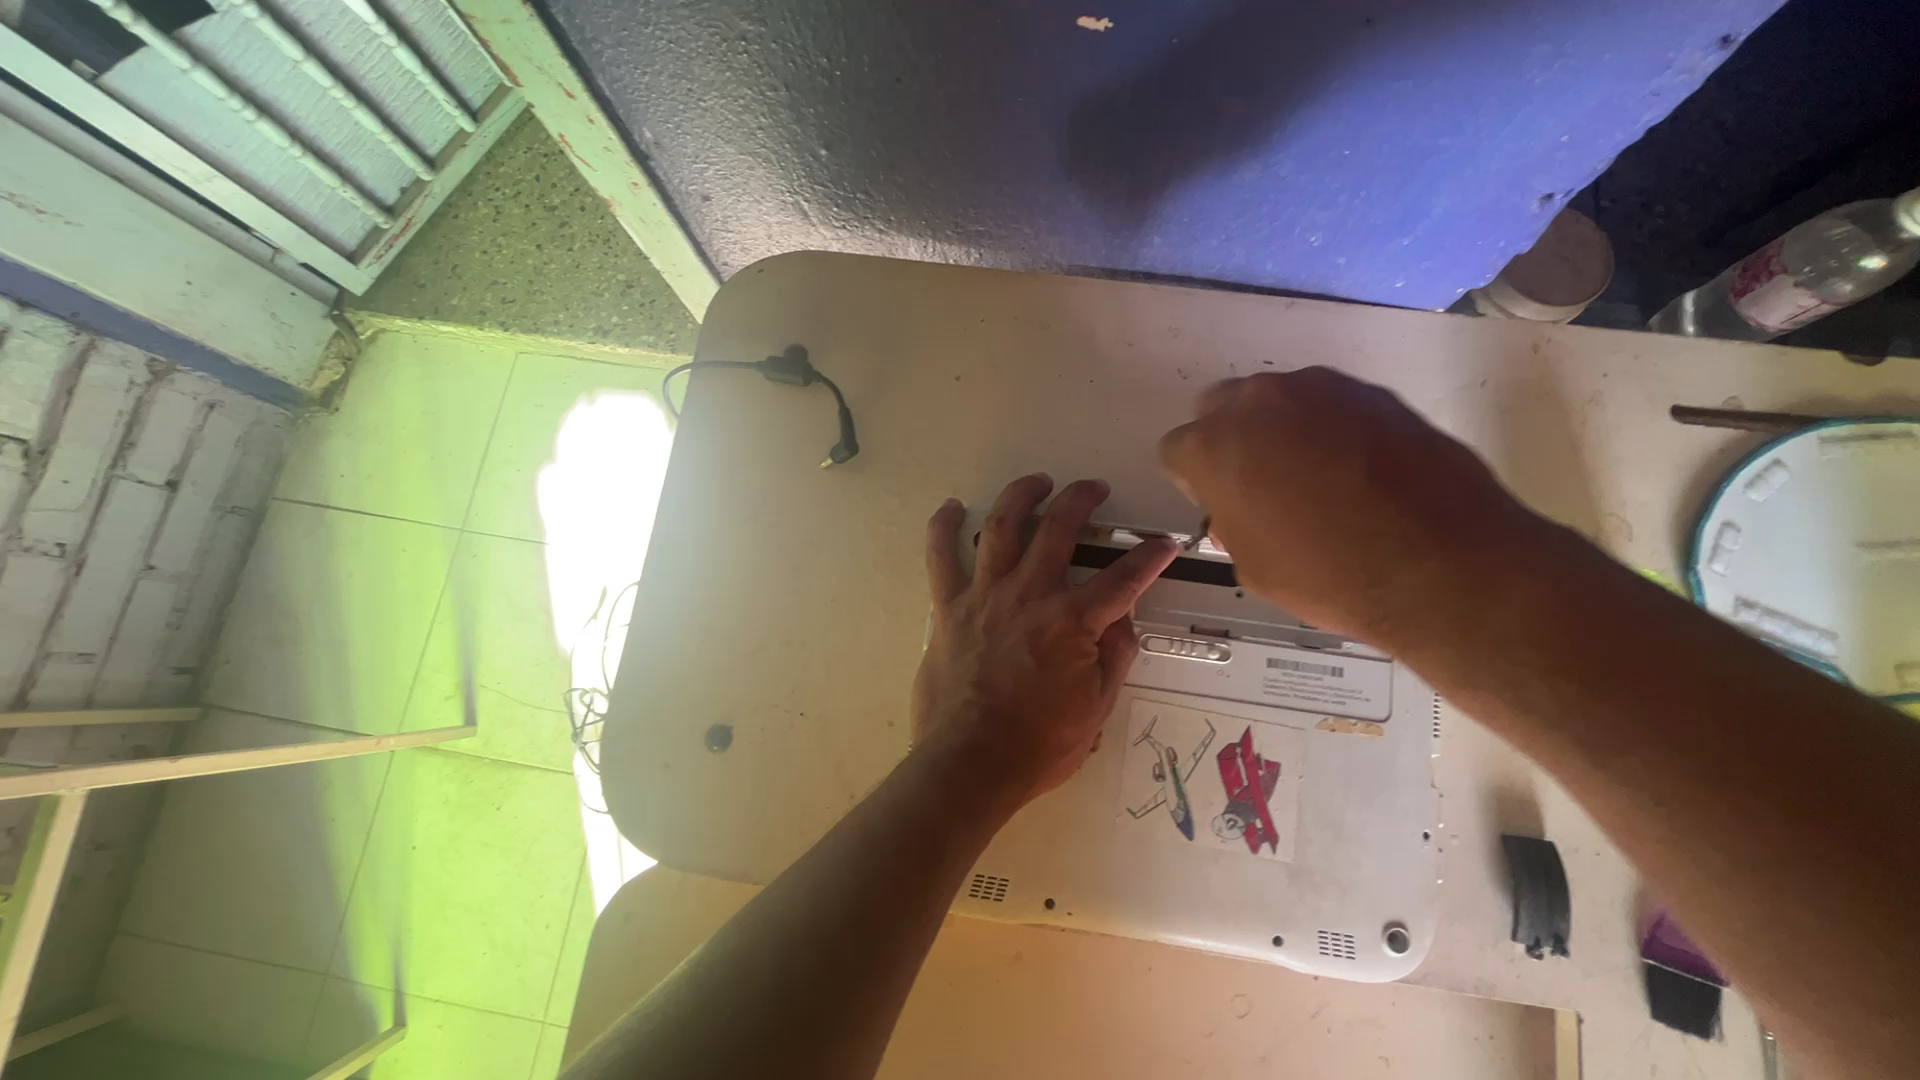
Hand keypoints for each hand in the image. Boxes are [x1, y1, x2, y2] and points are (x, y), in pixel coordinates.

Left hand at [913, 474, 1177, 809]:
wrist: (970, 763)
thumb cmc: (1038, 745)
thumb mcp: (1097, 708)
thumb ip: (1114, 656)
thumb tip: (1121, 619)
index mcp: (1072, 622)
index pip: (1124, 579)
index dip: (1150, 556)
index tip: (1164, 542)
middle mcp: (1029, 595)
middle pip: (1060, 529)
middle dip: (1082, 499)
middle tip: (1093, 489)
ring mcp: (984, 596)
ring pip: (1003, 527)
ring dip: (1022, 496)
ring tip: (1036, 483)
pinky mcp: (949, 608)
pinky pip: (941, 557)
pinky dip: (945, 528)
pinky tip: (953, 509)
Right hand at [1158, 368, 1546, 647]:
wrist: (1441, 566)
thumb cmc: (1329, 576)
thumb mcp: (1253, 564)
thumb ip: (1231, 522)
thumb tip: (1239, 509)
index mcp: (1213, 446)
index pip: (1177, 450)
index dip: (1195, 480)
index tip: (1220, 502)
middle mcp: (1258, 402)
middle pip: (1221, 407)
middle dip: (1232, 439)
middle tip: (1261, 483)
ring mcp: (1320, 389)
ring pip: (1278, 401)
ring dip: (1282, 429)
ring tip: (1316, 478)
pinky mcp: (1373, 391)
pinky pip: (1331, 406)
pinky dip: (1332, 429)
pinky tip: (1358, 471)